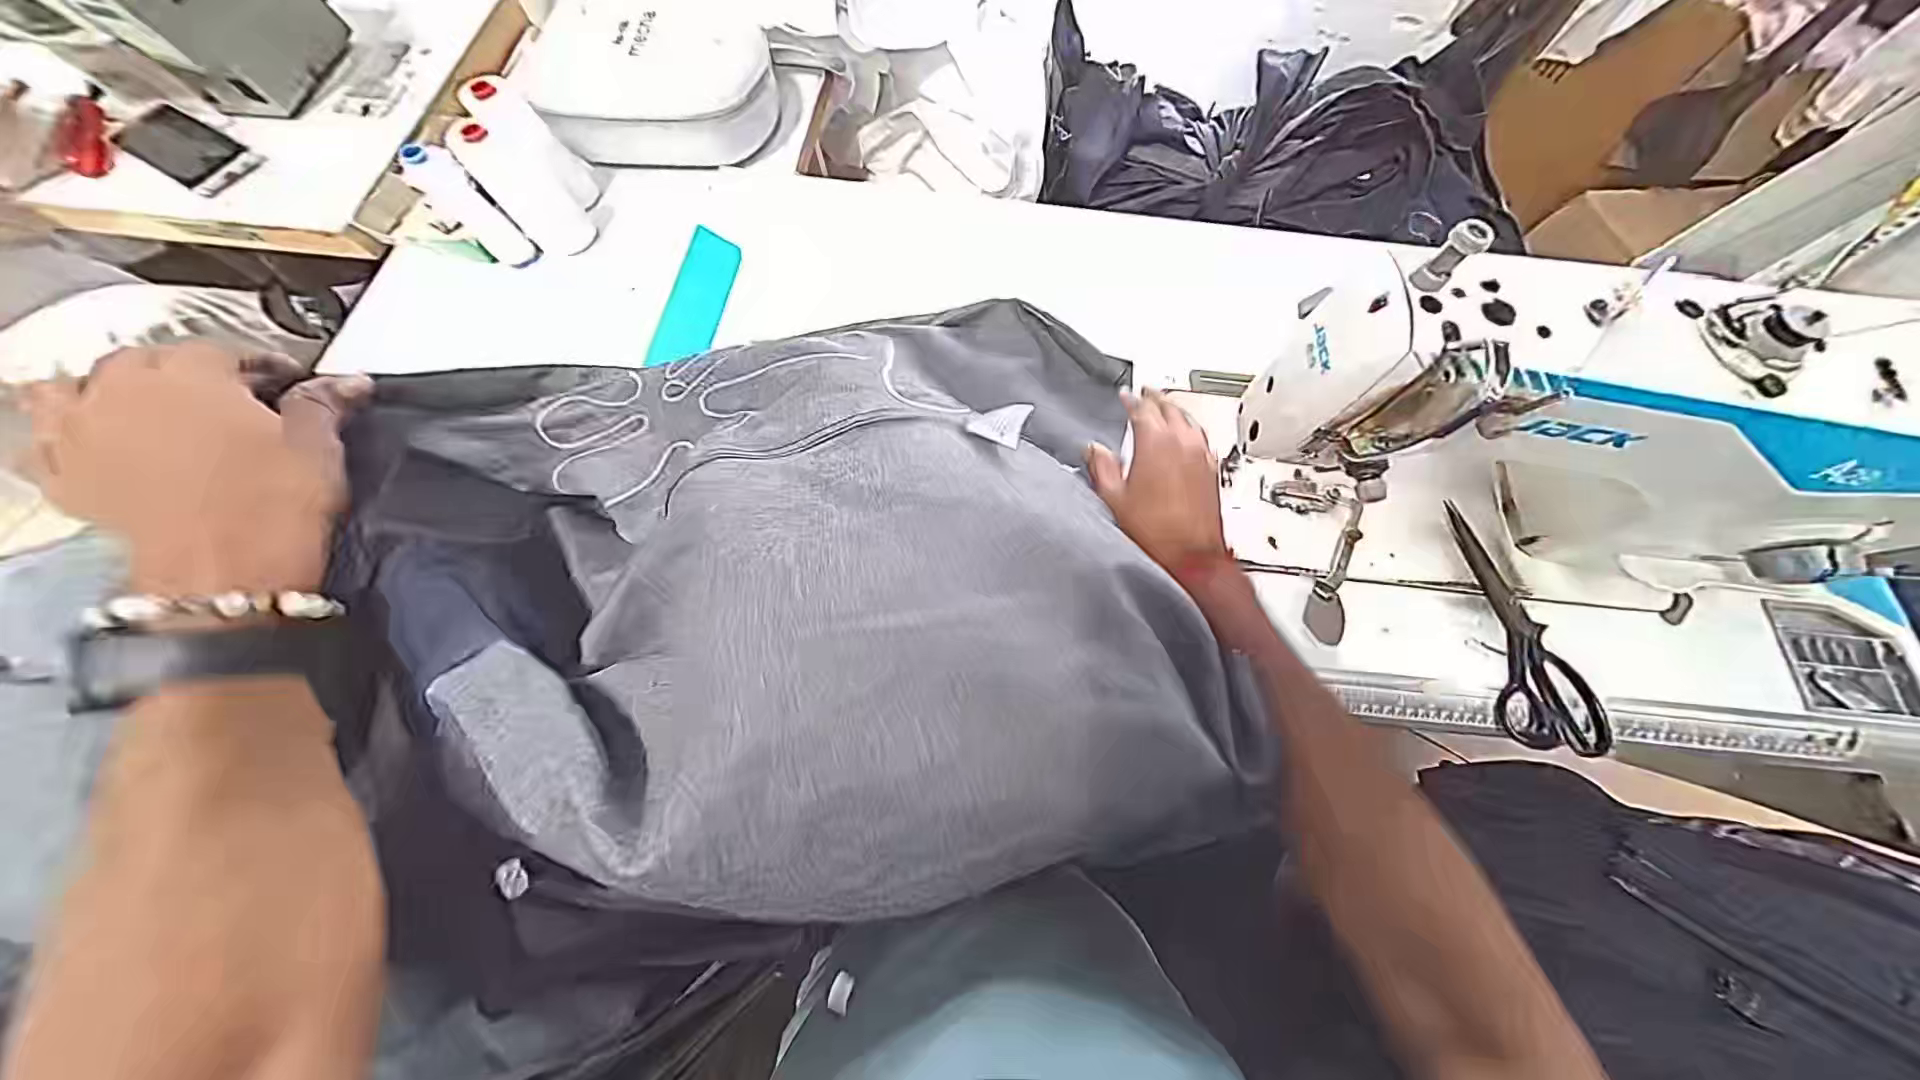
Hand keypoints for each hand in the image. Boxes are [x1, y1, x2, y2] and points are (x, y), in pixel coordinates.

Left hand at [21, 342, 370, 594]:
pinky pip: (46, 443)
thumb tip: (348, 382)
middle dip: (185, 372)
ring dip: (105, 391)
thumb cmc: (274, 500)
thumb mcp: (318, 445)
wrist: (227, 566)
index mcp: (189, 376)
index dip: (262, 364)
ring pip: (70, 389)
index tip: (289, 380)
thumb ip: (325, 405)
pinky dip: (69, 438)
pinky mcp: (65, 477)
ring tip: (144, 408)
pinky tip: (99, 447)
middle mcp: (121, 391)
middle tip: (227, 397)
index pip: (224, 351)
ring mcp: (80, 433)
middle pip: (143, 360)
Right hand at [1085, 388, 1228, 573]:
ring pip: (1188, 419)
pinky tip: (1185, 435)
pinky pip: (1200, 437)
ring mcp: (1201, 455)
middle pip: (1168, 407)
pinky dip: (1188, 429)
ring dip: (1173, 409)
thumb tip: (1095, 450)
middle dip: (1154, 398)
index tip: (1125, 397)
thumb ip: (1103, 467)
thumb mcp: (1114, 499)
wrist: (1191, 556)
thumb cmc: (1157, 533)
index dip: (1131, 400)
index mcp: (1156, 443)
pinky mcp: (1212, 470)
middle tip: (1144, 394)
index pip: (1142, 409)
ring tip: (1164, 407)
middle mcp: (1183, 443)